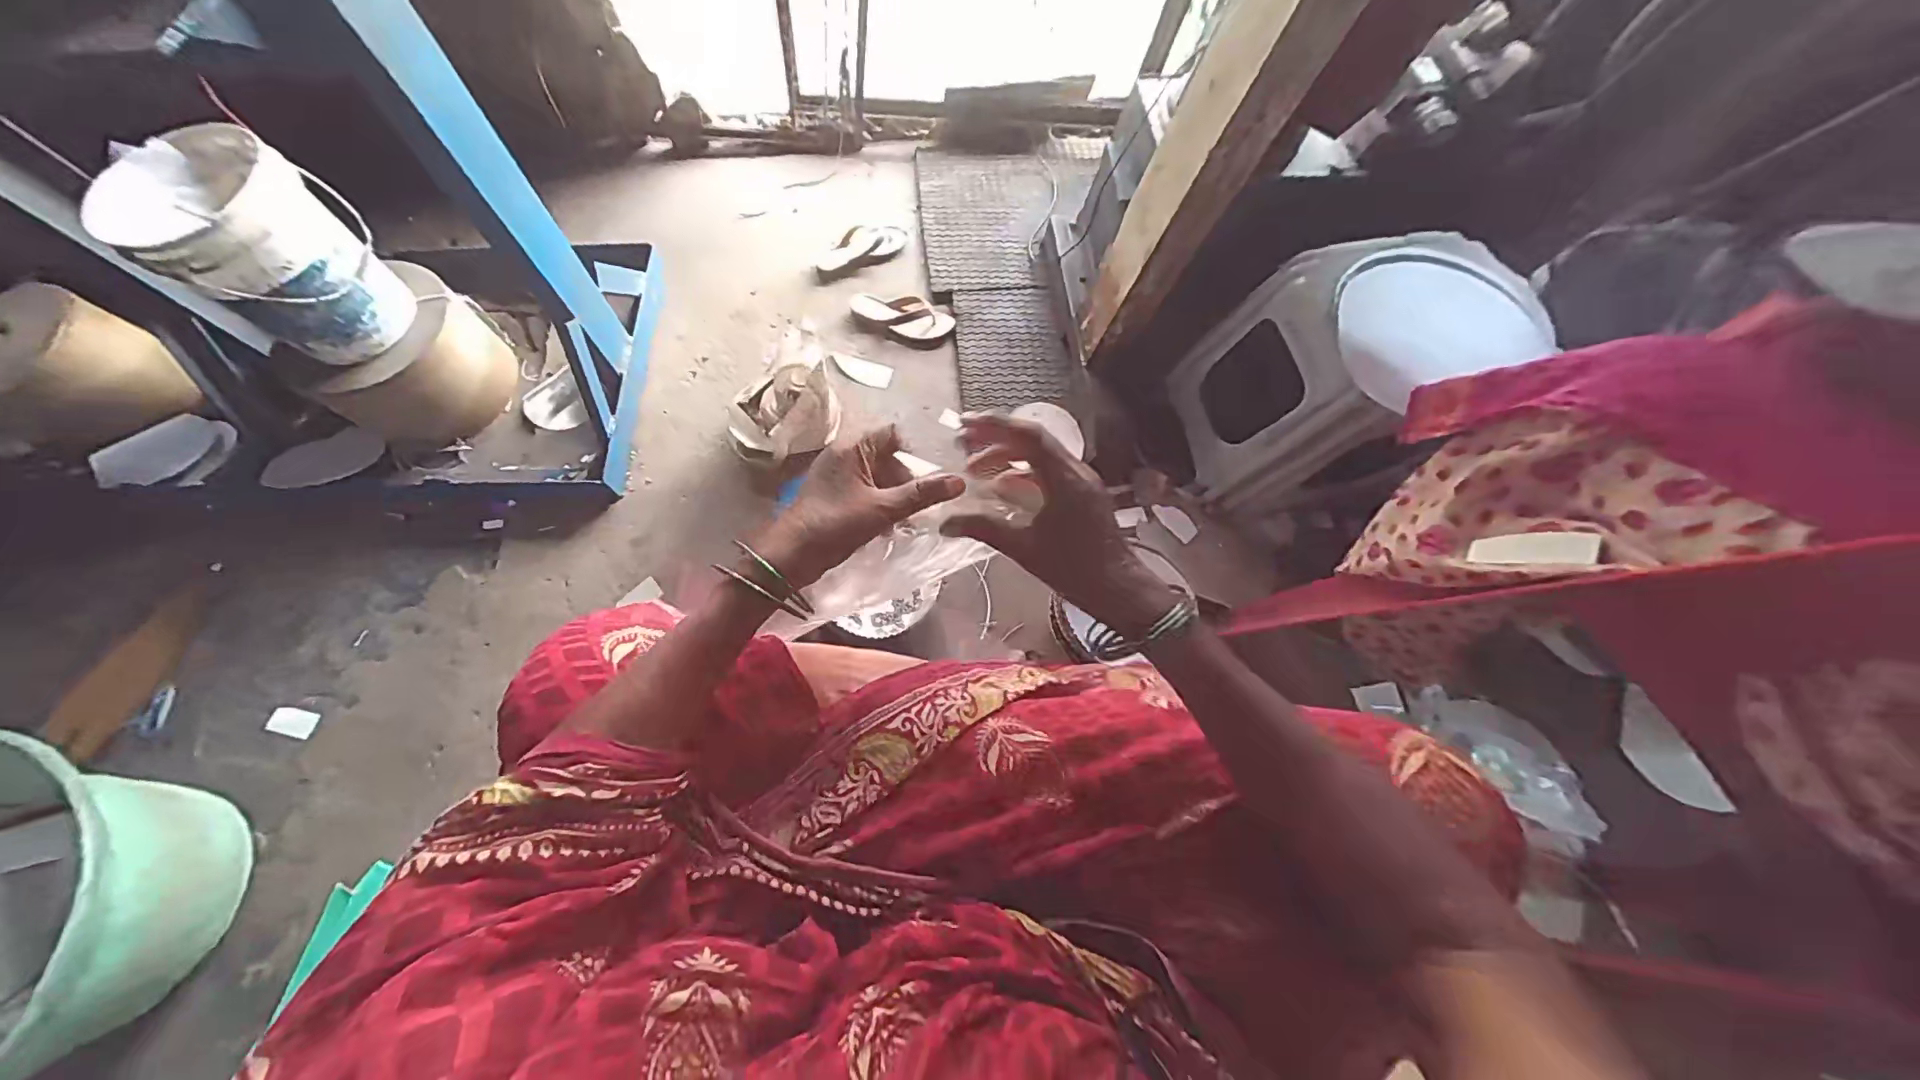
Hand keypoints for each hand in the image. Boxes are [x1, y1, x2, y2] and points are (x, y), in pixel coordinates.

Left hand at [756, 425, 964, 586]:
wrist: (791, 556)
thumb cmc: (835, 525)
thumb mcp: (883, 509)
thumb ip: (921, 494)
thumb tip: (958, 481)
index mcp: (852, 448)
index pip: (893, 434)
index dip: (916, 450)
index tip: (936, 471)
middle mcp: (843, 456)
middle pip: (888, 457)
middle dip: (908, 479)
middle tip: (923, 501)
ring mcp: (837, 477)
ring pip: (878, 478)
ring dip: (896, 495)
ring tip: (909, 517)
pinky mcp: (834, 498)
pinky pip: (866, 493)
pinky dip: (881, 505)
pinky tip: (891, 526)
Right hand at [941, 413, 1178, 633]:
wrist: (1117, 588)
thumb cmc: (1075, 569)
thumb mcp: (1023, 548)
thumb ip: (984, 528)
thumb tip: (946, 522)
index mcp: (1064, 478)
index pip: (1028, 436)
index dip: (993, 425)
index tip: (964, 424)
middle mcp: (1076, 472)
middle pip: (1032, 442)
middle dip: (994, 440)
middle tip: (963, 446)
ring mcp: (1081, 483)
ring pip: (1040, 456)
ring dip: (1007, 458)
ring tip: (975, 470)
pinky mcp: (1081, 496)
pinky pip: (1048, 473)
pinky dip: (1021, 474)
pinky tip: (1000, 488)